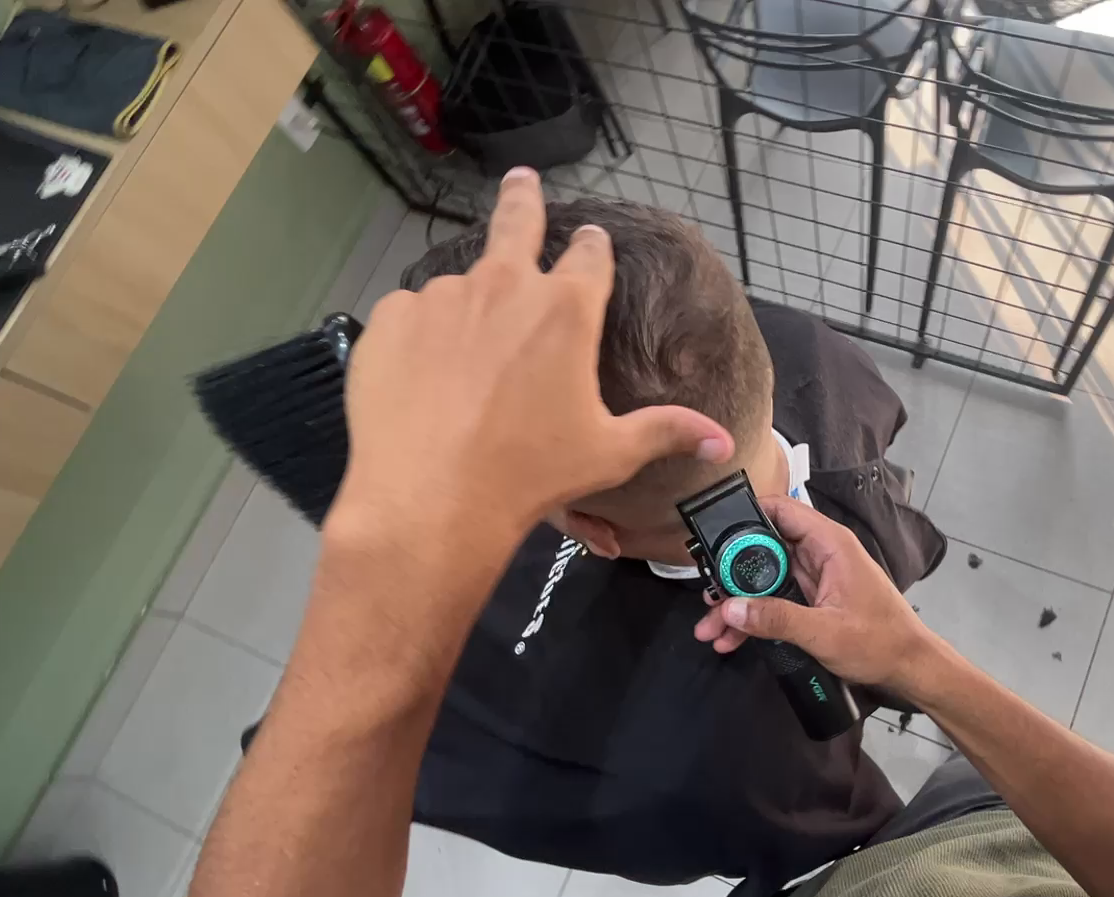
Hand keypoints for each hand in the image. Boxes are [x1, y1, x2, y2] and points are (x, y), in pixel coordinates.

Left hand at [328, 169, 733, 543]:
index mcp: (566, 311)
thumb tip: (722, 441)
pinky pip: (416, 316)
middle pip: (517, 220)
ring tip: (470, 354)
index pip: (590, 255)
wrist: (432, 498)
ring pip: (465, 287)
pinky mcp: (391, 319)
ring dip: (475, 303)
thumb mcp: (611, 452)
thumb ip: (669, 433)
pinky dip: (427, 335)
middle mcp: (504, 286)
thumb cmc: (533, 472)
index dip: (594, 248)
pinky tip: (428, 375)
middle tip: (524, 180)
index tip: (591, 244)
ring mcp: (441, 297)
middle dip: (525, 197)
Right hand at [692, 496, 946, 694]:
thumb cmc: (880, 642)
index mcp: (830, 544)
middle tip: (706, 596)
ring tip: (709, 629)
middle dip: (732, 573)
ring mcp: (815, 577)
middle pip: (765, 548)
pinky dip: (755, 617)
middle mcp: (820, 554)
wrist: (910, 667)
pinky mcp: (813, 599)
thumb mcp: (824, 632)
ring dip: (739, 603)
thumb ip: (776, 618)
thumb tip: (730, 608)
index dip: (745, 515)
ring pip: (765, 579)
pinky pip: (775, 600)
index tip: (713, 535)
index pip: (782, 510)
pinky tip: (732, 639)